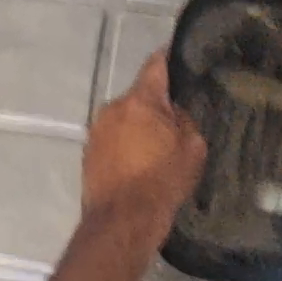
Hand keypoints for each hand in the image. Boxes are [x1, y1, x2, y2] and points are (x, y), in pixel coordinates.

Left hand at [82, 52, 206, 243]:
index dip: (170, 58)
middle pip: (140, 96)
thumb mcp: (192, 149)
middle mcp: (113, 107)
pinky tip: (138, 165)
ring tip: (156, 150)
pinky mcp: (88, 152)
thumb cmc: (162, 182)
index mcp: (140, 100)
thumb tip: (173, 113)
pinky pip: (113, 138)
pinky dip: (126, 145)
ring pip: (125, 118)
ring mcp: (96, 130)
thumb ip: (184, 121)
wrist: (122, 222)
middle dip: (157, 106)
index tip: (181, 58)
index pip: (156, 64)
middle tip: (176, 123)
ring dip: (139, 127)